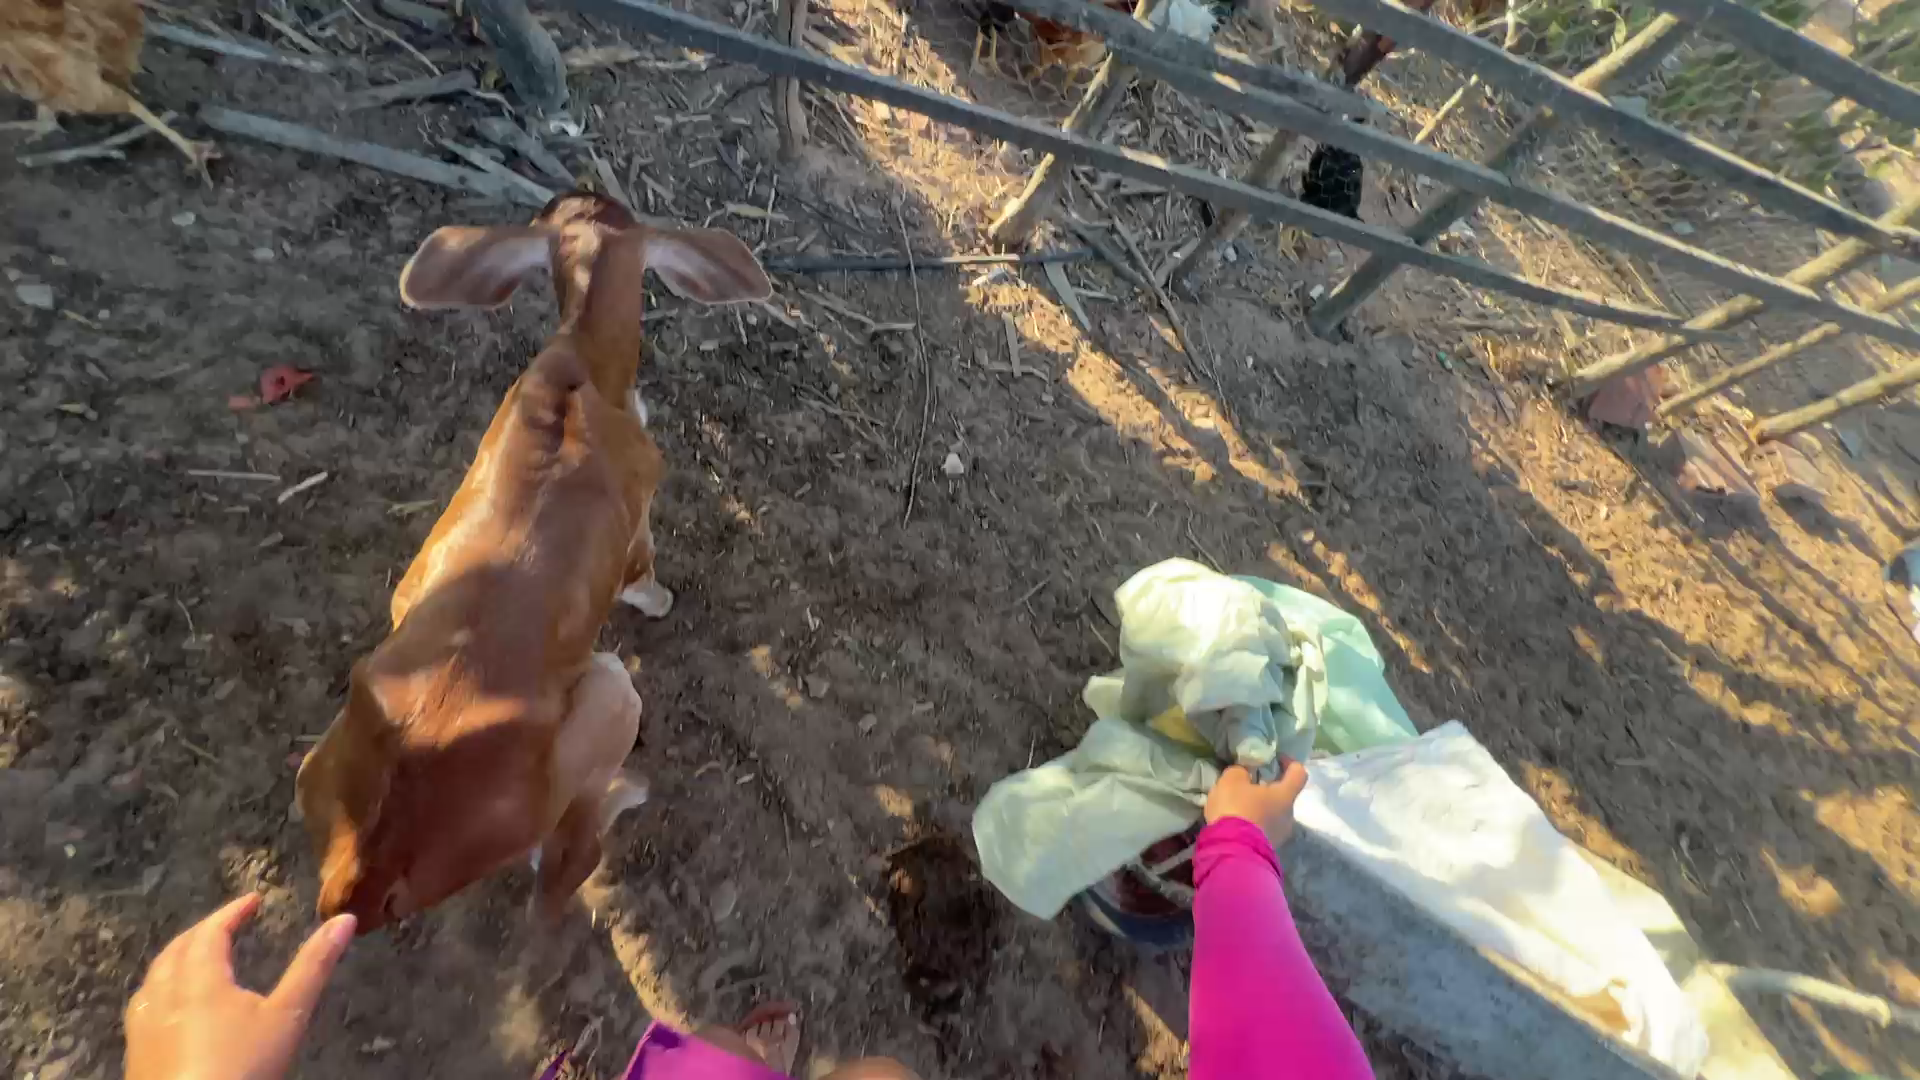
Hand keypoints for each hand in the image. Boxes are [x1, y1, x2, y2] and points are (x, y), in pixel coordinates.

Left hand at [125, 894, 354, 1079]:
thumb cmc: (243, 1065)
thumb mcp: (289, 1014)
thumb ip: (314, 965)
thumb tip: (344, 917)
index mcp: (200, 985)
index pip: (208, 936)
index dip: (230, 913)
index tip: (254, 899)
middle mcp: (164, 1003)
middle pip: (172, 956)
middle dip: (200, 932)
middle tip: (230, 920)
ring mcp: (144, 1034)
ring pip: (150, 983)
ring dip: (175, 958)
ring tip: (199, 954)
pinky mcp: (138, 1060)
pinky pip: (143, 1008)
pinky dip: (162, 987)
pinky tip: (174, 1005)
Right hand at [1204, 761, 1308, 845]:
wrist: (1232, 849)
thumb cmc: (1237, 808)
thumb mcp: (1231, 780)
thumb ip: (1240, 771)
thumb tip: (1245, 774)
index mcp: (1284, 795)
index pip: (1299, 773)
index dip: (1290, 762)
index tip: (1276, 758)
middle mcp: (1289, 815)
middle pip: (1283, 795)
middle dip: (1267, 787)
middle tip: (1247, 783)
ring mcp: (1280, 834)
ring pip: (1273, 812)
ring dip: (1259, 806)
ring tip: (1237, 804)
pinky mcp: (1269, 847)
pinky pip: (1264, 827)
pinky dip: (1253, 821)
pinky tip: (1235, 820)